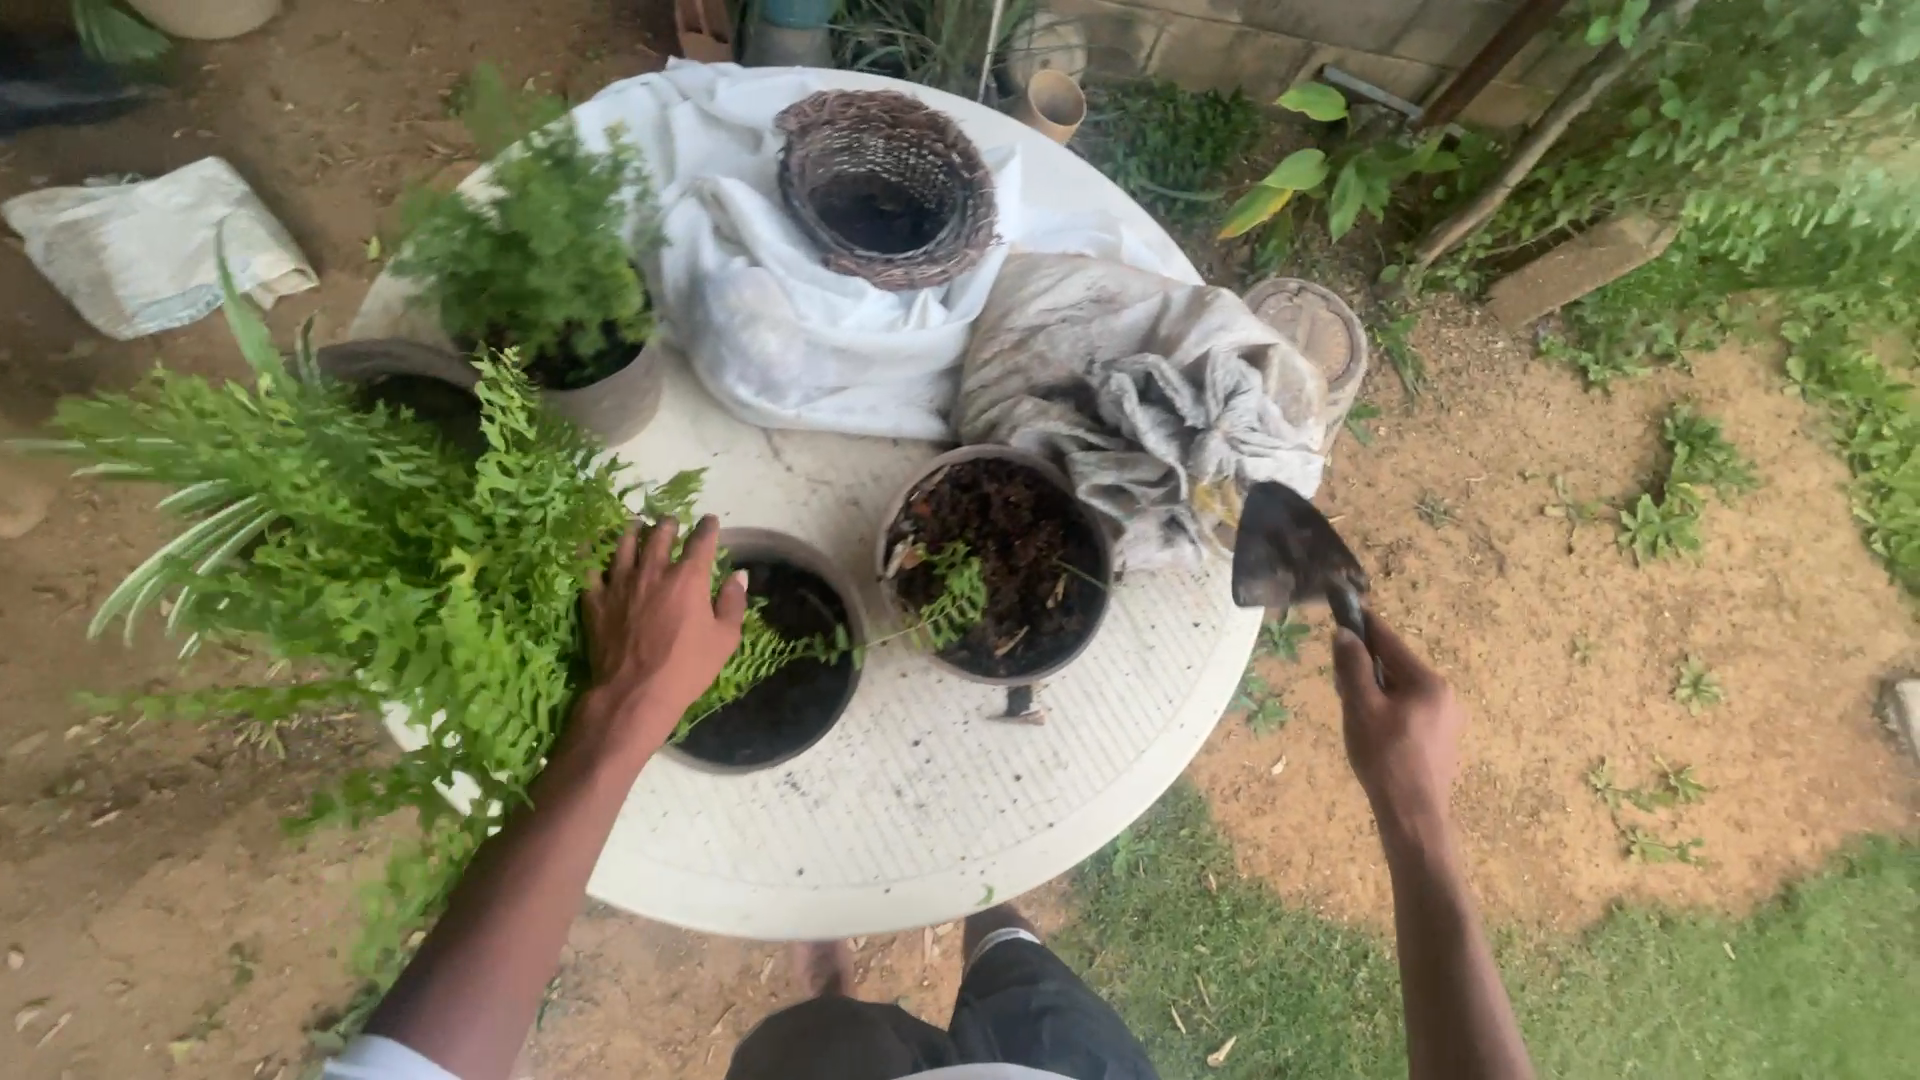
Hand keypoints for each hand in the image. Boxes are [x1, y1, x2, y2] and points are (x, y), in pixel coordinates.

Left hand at [574, 515, 747, 759]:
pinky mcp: (596, 599)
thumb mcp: (725, 638)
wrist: (635, 692)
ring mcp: (621, 583)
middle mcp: (654, 571)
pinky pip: (589, 569)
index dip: (708, 527)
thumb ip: (733, 602)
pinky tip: (588, 546)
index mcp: (688, 578)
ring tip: (635, 525)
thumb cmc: (688, 667)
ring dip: (632, 531)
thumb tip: (739, 575)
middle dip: (668, 524)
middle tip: (670, 521)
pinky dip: (590, 555)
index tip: (710, 520)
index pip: (701, 542)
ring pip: (624, 544)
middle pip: (659, 535)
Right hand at [1330, 612, 1464, 841]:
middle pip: (1395, 667)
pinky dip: (1385, 709)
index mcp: (1427, 683)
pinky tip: (1370, 730)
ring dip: (1373, 691)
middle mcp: (1443, 695)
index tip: (1347, 608)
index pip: (1390, 643)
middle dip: (1365, 667)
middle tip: (1339, 683)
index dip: (1366, 625)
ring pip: (1400, 690)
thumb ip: (1352, 666)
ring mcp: (1446, 719)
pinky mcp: (1440, 740)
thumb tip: (1345, 634)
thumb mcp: (1360, 706)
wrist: (1413, 814)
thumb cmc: (1384, 756)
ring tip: (1352, 712)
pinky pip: (1407, 710)